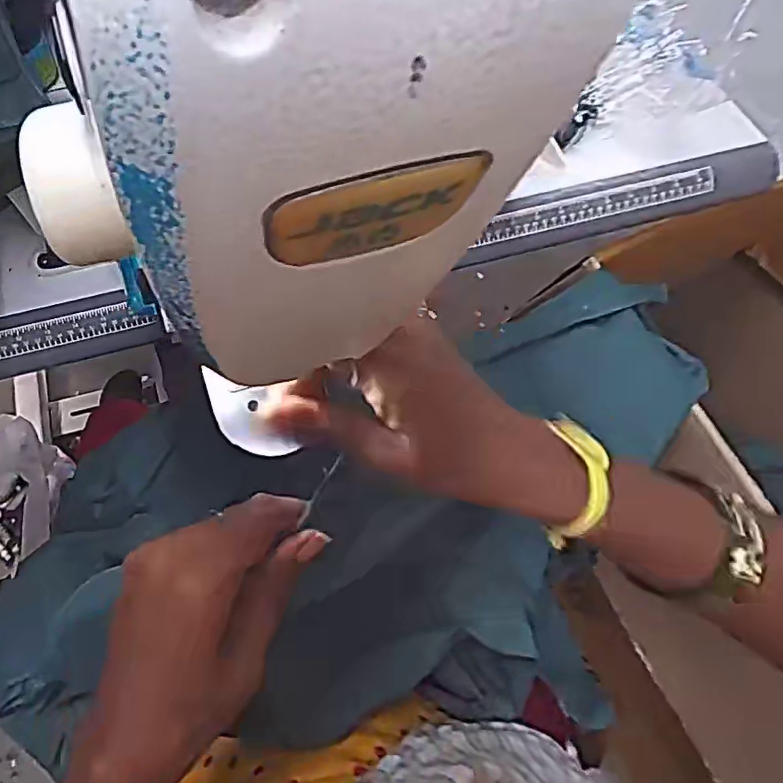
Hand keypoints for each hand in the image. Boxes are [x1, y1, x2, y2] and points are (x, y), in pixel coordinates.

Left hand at [79, 494, 329, 782]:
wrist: (124, 739)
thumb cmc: (194, 711)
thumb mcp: (246, 655)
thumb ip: (274, 586)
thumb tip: (310, 537)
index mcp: (196, 576)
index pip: (250, 521)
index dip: (284, 513)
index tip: (314, 518)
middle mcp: (166, 552)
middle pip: (227, 520)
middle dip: (264, 523)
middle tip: (298, 541)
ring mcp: (145, 555)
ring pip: (207, 526)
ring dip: (238, 534)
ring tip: (268, 559)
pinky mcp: (135, 564)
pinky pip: (185, 539)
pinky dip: (213, 544)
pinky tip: (229, 569)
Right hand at [262, 312, 584, 522]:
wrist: (510, 454)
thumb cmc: (452, 460)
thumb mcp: (384, 453)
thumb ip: (328, 425)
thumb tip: (271, 413)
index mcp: (390, 355)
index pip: (319, 337)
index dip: (291, 366)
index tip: (281, 402)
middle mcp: (399, 329)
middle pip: (328, 322)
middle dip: (301, 355)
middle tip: (290, 398)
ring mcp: (410, 326)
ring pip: (343, 321)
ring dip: (320, 350)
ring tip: (308, 390)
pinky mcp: (415, 334)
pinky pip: (363, 326)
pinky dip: (341, 347)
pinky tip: (333, 376)